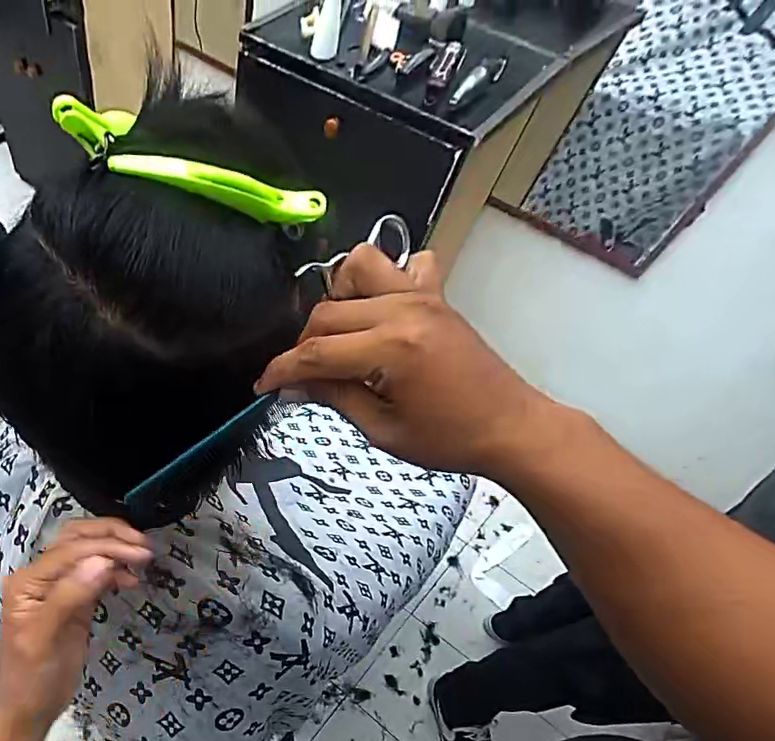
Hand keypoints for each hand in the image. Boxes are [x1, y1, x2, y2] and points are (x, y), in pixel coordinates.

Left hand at [0, 518, 152, 727]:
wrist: (27, 708)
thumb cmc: (31, 677)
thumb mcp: (45, 638)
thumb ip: (70, 597)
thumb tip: (102, 562)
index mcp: (28, 581)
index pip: (72, 550)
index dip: (108, 547)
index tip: (142, 554)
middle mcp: (41, 577)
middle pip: (77, 538)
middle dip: (111, 536)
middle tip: (145, 546)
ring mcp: (58, 587)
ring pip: (87, 551)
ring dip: (115, 548)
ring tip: (143, 559)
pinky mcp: (74, 600)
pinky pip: (95, 573)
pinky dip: (115, 569)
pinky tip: (130, 579)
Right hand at [255, 244, 569, 475]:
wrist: (510, 427)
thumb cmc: (452, 439)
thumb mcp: (384, 431)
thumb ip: (337, 399)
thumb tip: (297, 385)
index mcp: (389, 349)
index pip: (315, 353)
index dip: (281, 371)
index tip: (264, 387)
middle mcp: (403, 310)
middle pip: (327, 312)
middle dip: (304, 345)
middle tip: (304, 378)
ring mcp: (422, 296)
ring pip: (359, 266)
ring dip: (339, 296)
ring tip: (342, 336)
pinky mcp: (437, 297)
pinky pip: (403, 265)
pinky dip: (384, 280)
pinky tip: (382, 311)